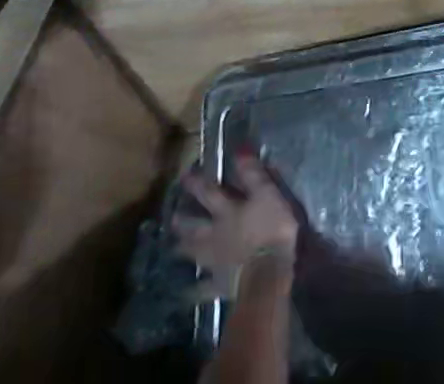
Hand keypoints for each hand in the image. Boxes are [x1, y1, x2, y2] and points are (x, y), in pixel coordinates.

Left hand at [175, 152, 300, 298]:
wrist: (268, 273)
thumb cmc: (272, 228)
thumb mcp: (268, 193)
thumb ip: (253, 173)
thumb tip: (238, 149)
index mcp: (226, 211)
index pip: (208, 193)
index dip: (196, 183)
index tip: (184, 176)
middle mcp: (214, 234)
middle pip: (194, 226)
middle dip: (182, 220)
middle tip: (172, 216)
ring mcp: (214, 260)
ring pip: (194, 253)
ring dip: (184, 249)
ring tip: (174, 248)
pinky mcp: (219, 283)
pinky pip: (203, 288)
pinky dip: (195, 289)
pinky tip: (188, 292)